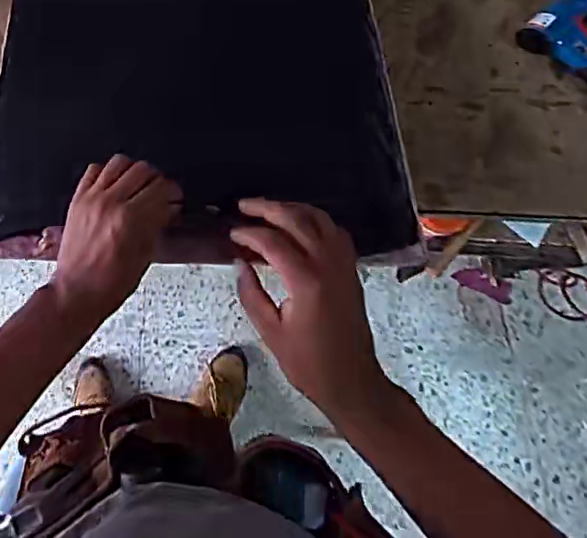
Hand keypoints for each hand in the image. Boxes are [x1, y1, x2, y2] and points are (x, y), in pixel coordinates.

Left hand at [48, 155, 180, 328]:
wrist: (75, 294)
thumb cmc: (108, 284)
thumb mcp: (144, 256)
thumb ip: (157, 225)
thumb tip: (168, 208)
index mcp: (129, 219)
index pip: (161, 188)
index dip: (174, 192)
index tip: (175, 198)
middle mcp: (110, 203)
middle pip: (143, 169)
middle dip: (157, 180)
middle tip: (160, 192)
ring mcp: (92, 199)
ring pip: (119, 162)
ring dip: (133, 171)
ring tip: (138, 185)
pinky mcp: (78, 200)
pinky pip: (94, 170)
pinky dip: (107, 173)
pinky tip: (114, 185)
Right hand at [231, 199, 397, 426]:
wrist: (352, 381)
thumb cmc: (309, 363)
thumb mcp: (271, 333)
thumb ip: (252, 294)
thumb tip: (240, 263)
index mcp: (306, 281)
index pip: (273, 242)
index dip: (249, 233)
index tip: (233, 233)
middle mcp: (327, 263)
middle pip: (296, 219)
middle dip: (267, 208)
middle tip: (244, 205)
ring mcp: (343, 262)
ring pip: (318, 217)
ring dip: (292, 208)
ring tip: (269, 209)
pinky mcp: (351, 266)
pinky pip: (333, 229)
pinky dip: (315, 219)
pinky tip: (300, 223)